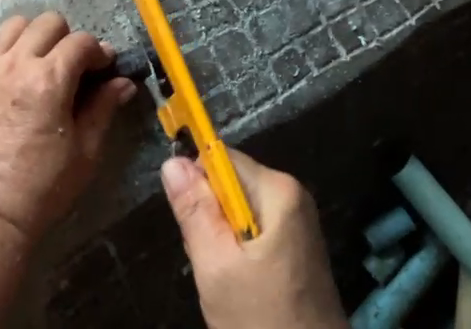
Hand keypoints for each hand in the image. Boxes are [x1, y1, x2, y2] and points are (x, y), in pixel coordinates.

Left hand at [0, 12, 137, 240]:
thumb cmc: (43, 186)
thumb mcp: (85, 151)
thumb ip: (103, 108)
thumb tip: (123, 83)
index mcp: (50, 79)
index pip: (81, 41)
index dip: (98, 52)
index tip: (104, 68)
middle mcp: (17, 64)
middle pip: (47, 22)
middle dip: (67, 38)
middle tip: (72, 66)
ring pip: (14, 26)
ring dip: (33, 38)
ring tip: (39, 64)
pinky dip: (8, 54)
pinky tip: (14, 82)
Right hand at [163, 150, 348, 328]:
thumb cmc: (262, 320)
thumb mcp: (217, 266)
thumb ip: (194, 211)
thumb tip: (172, 161)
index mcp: (278, 189)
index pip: (221, 158)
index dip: (196, 185)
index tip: (189, 222)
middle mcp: (292, 196)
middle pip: (230, 185)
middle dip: (209, 218)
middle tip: (208, 260)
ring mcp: (297, 223)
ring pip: (238, 213)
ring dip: (221, 241)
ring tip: (224, 280)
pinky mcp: (296, 248)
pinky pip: (254, 234)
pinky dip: (238, 256)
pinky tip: (239, 287)